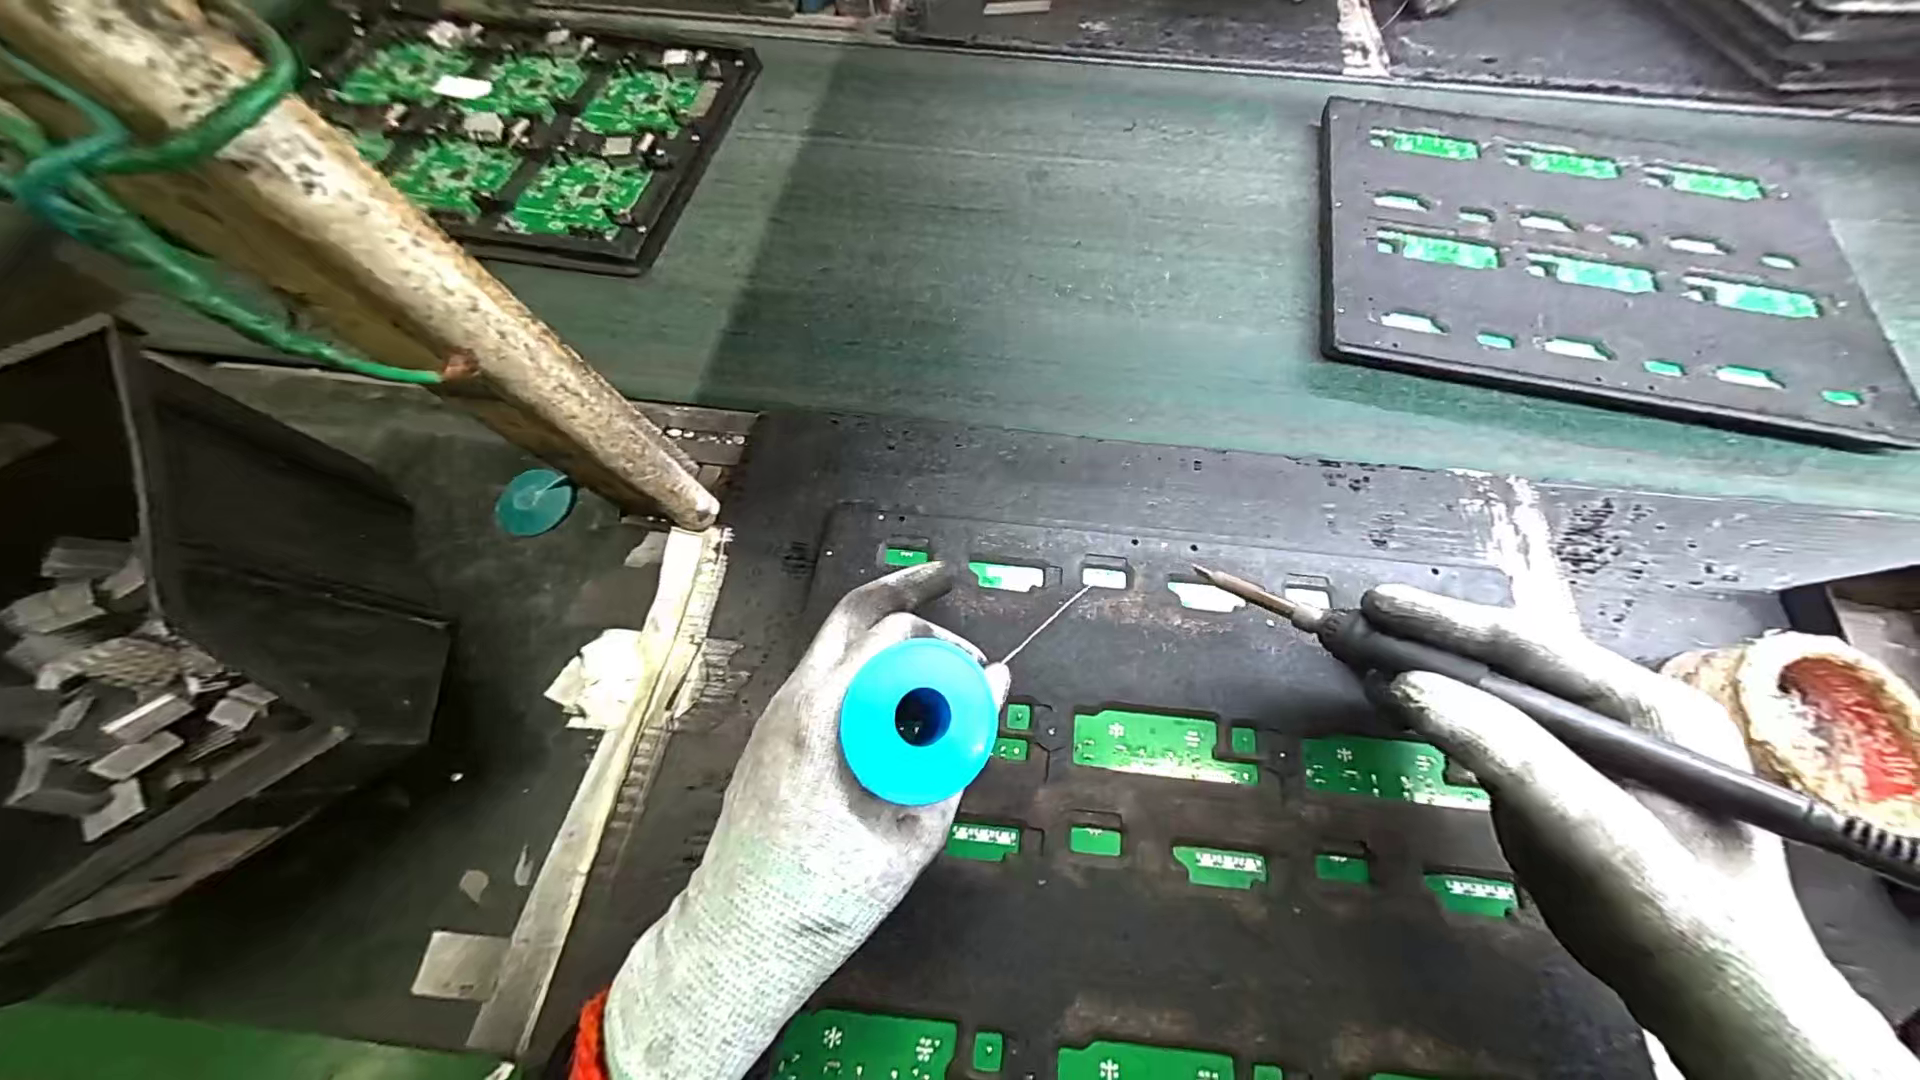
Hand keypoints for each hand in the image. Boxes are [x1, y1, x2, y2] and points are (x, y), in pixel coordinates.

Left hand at [603, 562, 1006, 1079]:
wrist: (738, 937)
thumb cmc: (823, 896)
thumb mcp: (915, 828)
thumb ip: (959, 749)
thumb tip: (993, 686)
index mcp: (822, 715)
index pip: (891, 633)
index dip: (945, 640)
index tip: (976, 671)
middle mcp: (793, 698)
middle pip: (853, 611)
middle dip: (905, 588)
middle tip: (946, 579)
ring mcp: (778, 710)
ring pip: (837, 638)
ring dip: (887, 632)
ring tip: (931, 652)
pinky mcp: (776, 729)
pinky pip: (829, 673)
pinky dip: (870, 667)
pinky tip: (899, 697)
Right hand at [1366, 584, 1917, 1079]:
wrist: (1705, 993)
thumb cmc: (1670, 916)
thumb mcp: (1594, 833)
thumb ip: (1508, 754)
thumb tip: (1403, 684)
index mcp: (1647, 705)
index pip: (1530, 645)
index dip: (1445, 622)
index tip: (1374, 603)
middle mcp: (1612, 708)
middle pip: (1500, 657)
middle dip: (1419, 635)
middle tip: (1349, 620)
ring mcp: (1577, 737)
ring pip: (1483, 684)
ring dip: (1416, 664)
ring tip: (1357, 647)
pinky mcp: (1543, 765)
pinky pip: (1476, 717)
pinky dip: (1426, 700)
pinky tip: (1390, 692)